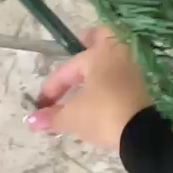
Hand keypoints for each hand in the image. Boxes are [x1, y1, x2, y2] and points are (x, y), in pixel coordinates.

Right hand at [25, 26, 152, 150]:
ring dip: (98, 65)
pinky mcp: (140, 87)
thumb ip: (51, 117)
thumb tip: (32, 120)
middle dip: (88, 41)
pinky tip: (98, 94)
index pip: (67, 69)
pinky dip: (108, 79)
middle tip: (78, 45)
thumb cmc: (102, 114)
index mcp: (98, 55)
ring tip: (84, 80)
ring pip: (111, 58)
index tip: (41, 106)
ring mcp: (131, 70)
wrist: (139, 133)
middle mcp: (117, 56)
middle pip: (102, 38)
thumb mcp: (72, 117)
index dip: (51, 87)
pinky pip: (119, 75)